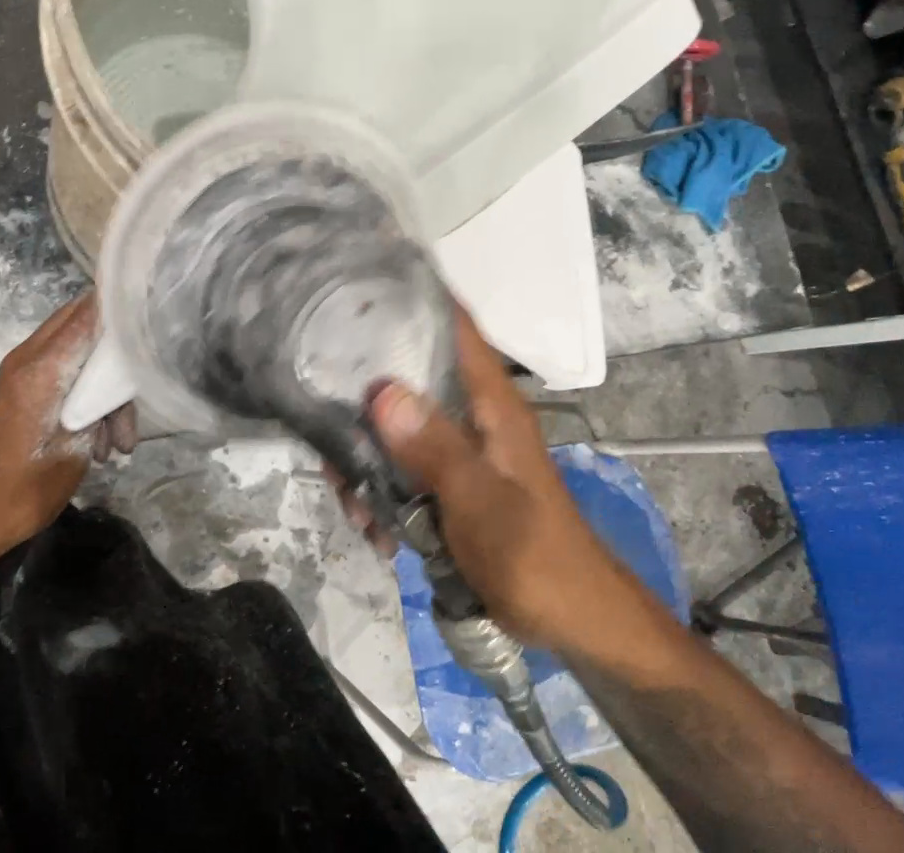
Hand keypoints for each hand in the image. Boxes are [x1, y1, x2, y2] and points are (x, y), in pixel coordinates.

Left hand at [0, 293, 137, 556]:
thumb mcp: (75, 444)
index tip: (154, 322)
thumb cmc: (25, 488)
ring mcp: (22, 374)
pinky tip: (101, 447)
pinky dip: (84, 401)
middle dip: (116, 353)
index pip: (88, 312)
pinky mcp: (22, 392)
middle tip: (141, 389)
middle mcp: (28, 358)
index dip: (123, 310)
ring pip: (77, 356)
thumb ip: (97, 394)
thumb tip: (121, 358)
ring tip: (119, 444)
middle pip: (82, 325)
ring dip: (103, 390)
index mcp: (41, 367)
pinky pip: (62, 377)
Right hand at [366, 307, 646, 653]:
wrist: (575, 625)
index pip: (457, 331)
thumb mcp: (480, 504)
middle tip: (328, 445)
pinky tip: (376, 531)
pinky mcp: (447, 490)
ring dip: (365, 469)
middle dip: (361, 411)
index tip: (366, 277)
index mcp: (490, 408)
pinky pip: (398, 476)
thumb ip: (434, 449)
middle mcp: (470, 420)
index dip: (419, 297)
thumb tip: (381, 391)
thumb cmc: (537, 558)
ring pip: (392, 436)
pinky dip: (380, 499)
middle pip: (405, 385)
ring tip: (357, 509)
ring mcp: (458, 456)